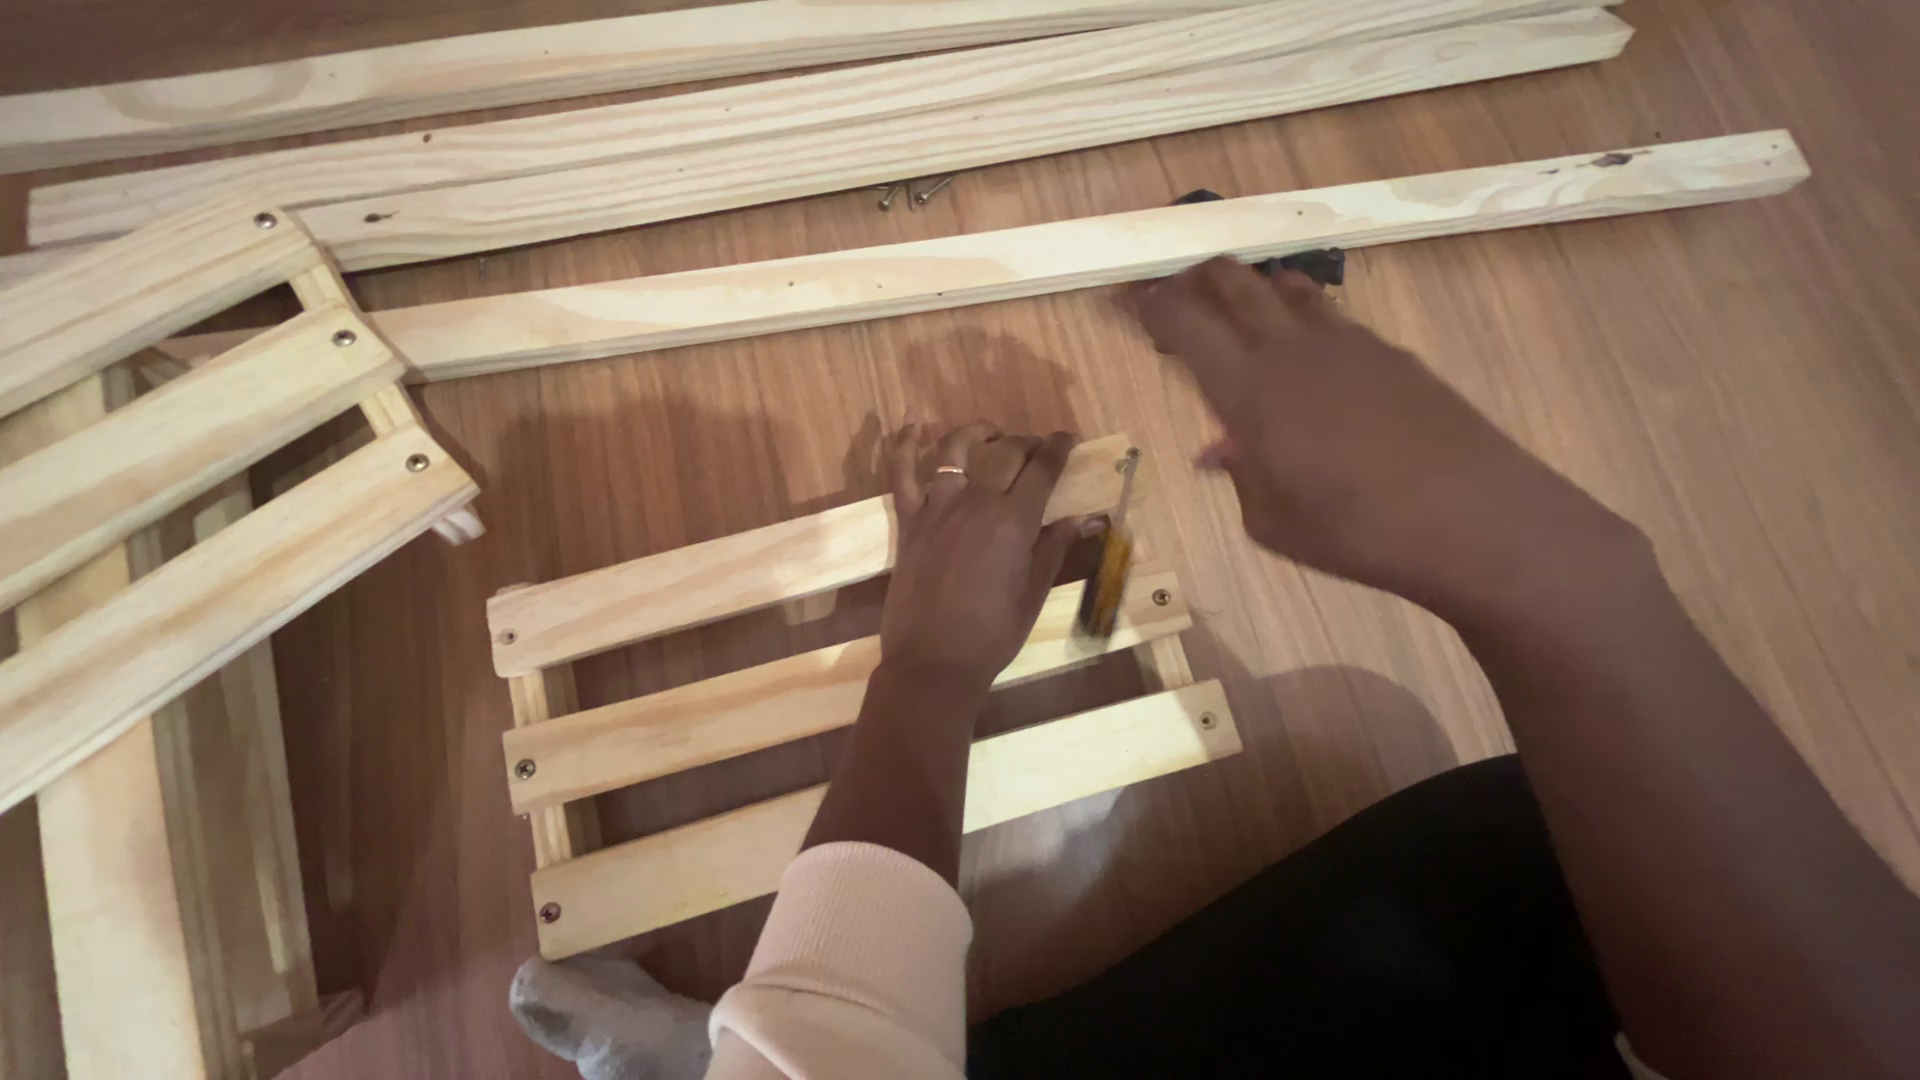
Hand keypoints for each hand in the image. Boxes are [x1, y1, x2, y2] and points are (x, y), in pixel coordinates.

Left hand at [880, 422, 1086, 687]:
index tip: (1068, 438)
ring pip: (955, 450)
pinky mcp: (909, 521)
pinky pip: (902, 474)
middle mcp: (977, 503)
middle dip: (1027, 443)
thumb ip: (1055, 547)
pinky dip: (906, 446)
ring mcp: (938, 508)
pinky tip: (912, 427)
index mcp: (1014, 521)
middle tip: (1036, 449)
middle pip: (1006, 454)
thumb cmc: (993, 634)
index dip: (1059, 448)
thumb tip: (1086, 518)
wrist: (934, 661)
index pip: (1043, 469)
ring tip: (989, 433)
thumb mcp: (1033, 592)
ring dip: (976, 434)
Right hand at [1133, 257, 1635, 620]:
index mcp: (1249, 388)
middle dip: (1192, 278)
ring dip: (1249, 289)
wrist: (1474, 519)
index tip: (1120, 297)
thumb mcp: (1269, 519)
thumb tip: (1219, 450)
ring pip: (1284, 286)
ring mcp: (1346, 342)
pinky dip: (1297, 317)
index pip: (1183, 324)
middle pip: (1232, 281)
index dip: (1146, 304)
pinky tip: (1302, 356)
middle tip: (1170, 294)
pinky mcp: (1389, 352)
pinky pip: (1327, 315)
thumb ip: (1239, 473)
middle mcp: (1292, 348)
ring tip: (1234, 312)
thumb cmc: (1352, 531)